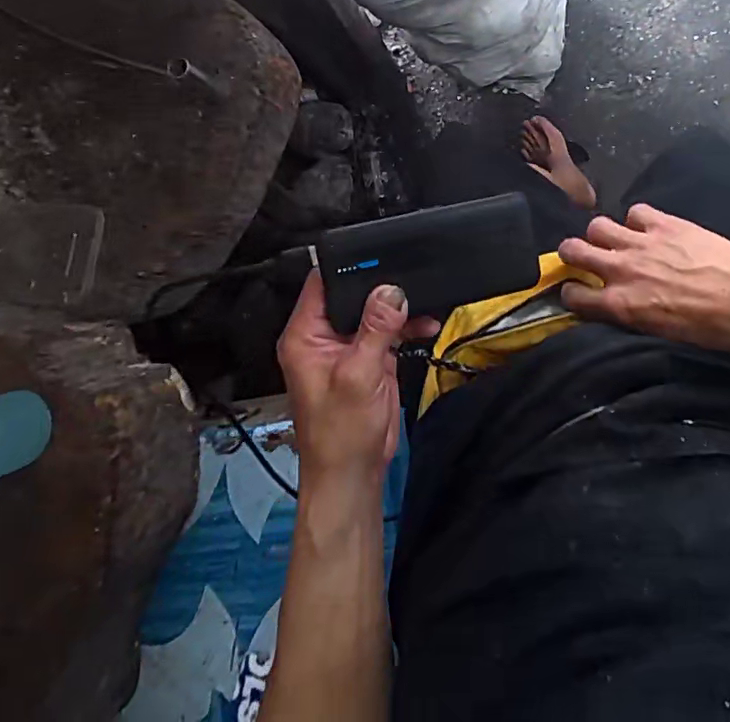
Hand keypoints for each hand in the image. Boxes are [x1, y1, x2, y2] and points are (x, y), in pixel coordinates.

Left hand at [276, 272, 439, 485]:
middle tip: (407, 278)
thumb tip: (389, 292)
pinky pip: (386, 332)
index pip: (320, 285)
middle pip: (350, 295)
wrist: (353, 473)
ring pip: (372, 312)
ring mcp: (346, 348)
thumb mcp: (358, 375)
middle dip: (378, 286)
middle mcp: (322, 338)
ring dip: (397, 308)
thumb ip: (375, 330)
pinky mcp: (367, 360)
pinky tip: (425, 323)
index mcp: (304, 336)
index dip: (345, 268)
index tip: (375, 256)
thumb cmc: (339, 435)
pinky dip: (406, 327)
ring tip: (422, 303)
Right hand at [557, 204, 729, 373]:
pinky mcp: (664, 224)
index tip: (580, 292)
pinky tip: (651, 229)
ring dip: (603, 234)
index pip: (571, 294)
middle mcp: (620, 270)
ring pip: (597, 226)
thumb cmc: (710, 330)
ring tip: (618, 240)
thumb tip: (614, 305)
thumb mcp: (656, 333)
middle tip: (585, 258)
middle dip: (573, 254)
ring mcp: (640, 243)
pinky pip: (635, 211)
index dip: (572, 291)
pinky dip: (639, 220)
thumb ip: (626, 314)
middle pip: (571, 250)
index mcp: (618, 304)